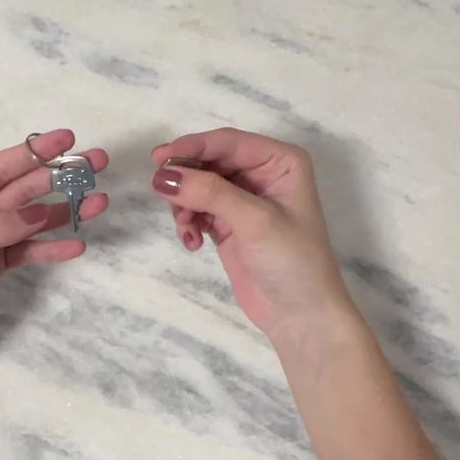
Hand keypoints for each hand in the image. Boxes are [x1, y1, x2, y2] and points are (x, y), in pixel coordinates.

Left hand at [0, 129, 108, 371]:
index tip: (67, 139)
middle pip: (22, 190)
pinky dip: (51, 248)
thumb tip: (39, 212)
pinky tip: (77, 246)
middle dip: (58, 177)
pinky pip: (29, 251)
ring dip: (64, 211)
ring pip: (31, 220)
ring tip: (98, 203)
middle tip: (96, 164)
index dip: (34, 152)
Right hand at [151, 127, 351, 339]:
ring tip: (187, 229)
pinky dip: (189, 223)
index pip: (227, 143)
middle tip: (164, 197)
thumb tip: (163, 175)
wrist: (301, 316)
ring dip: (185, 206)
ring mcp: (243, 202)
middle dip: (187, 181)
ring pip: (198, 188)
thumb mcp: (253, 221)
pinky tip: (193, 243)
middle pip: (209, 163)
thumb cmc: (292, 260)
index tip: (158, 159)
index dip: (192, 147)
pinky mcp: (229, 226)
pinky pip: (197, 212)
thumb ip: (209, 193)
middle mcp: (262, 175)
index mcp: (280, 162)